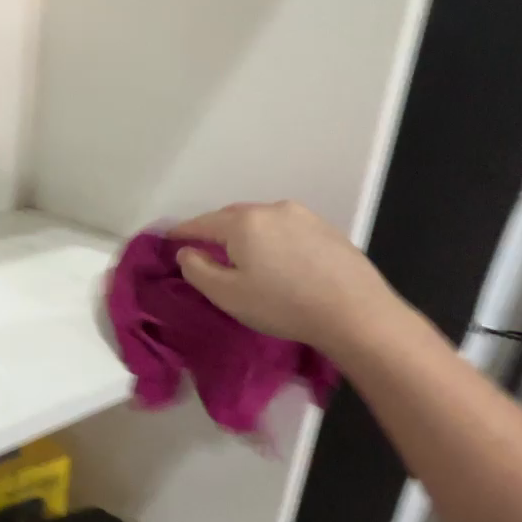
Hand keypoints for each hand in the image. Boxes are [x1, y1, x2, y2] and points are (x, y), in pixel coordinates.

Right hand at [170, 201, 402, 350]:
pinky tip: (275, 261)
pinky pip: (285, 229)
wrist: (353, 312)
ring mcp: (303, 216)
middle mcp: (272, 209)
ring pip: (261, 221)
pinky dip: (270, 239)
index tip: (168, 240)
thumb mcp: (227, 294)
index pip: (202, 223)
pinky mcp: (325, 229)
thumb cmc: (281, 305)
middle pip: (232, 217)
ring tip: (240, 257)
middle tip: (202, 250)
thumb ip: (198, 270)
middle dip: (214, 231)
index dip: (182, 232)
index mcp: (243, 222)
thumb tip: (187, 252)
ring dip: (245, 234)